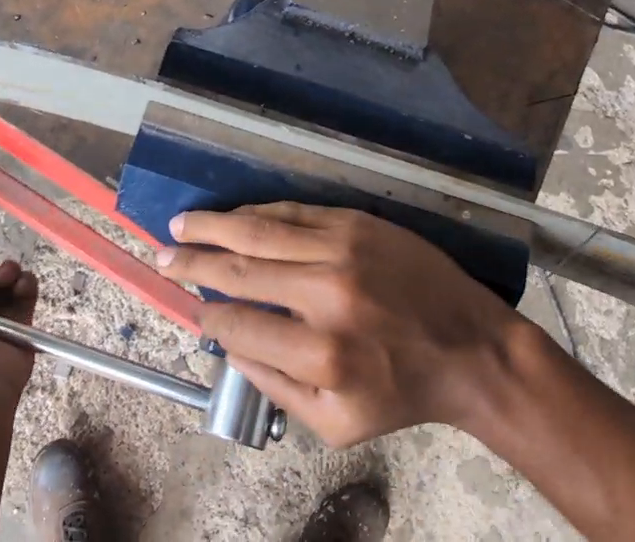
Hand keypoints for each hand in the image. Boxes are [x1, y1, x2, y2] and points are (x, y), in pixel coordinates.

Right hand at [155, 203, 533, 446]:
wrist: (473, 346)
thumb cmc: (403, 391)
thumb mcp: (336, 423)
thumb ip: (275, 387)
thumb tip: (229, 344)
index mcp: (321, 353)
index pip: (238, 325)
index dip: (206, 316)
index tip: (192, 309)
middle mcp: (327, 293)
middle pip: (240, 269)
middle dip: (193, 262)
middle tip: (161, 255)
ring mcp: (344, 250)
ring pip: (261, 229)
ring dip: (214, 225)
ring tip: (182, 225)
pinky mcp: (359, 223)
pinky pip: (295, 211)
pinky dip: (258, 212)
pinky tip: (235, 215)